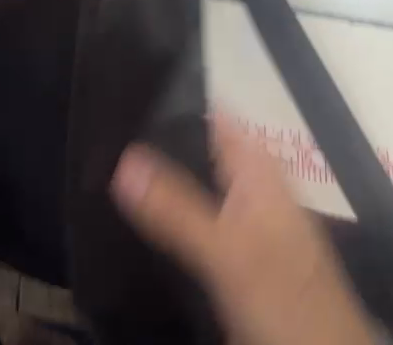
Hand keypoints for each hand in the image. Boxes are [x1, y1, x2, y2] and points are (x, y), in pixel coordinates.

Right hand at [112, 119, 375, 344]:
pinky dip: (172, 212)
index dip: (172, 100)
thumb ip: (175, 206)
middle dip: (158, 141)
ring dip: (163, 179)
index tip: (124, 95)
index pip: (212, 112)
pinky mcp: (242, 251)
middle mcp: (255, 185)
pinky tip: (144, 219)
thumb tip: (123, 160)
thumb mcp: (225, 250)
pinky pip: (198, 215)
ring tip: (112, 169)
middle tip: (108, 136)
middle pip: (200, 147)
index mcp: (259, 169)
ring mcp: (249, 219)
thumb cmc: (284, 298)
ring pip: (197, 182)